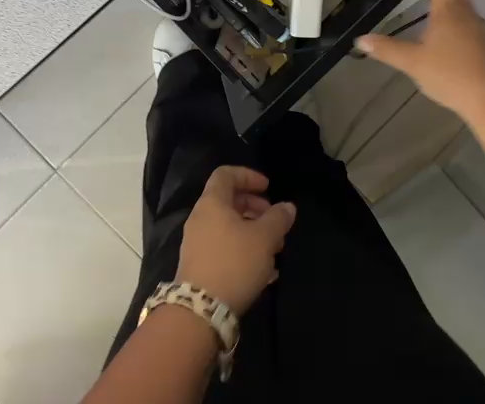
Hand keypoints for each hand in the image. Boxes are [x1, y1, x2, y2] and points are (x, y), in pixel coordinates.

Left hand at [176, 166, 296, 314]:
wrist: (200, 310)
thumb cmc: (234, 263)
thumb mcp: (264, 239)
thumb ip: (278, 219)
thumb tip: (287, 207)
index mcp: (212, 203)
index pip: (225, 175)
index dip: (248, 176)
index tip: (268, 188)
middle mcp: (200, 218)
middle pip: (227, 201)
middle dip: (255, 207)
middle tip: (275, 221)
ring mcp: (197, 243)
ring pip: (228, 227)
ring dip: (252, 232)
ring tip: (274, 249)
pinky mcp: (199, 266)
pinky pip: (224, 248)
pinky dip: (243, 250)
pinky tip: (263, 271)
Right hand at [356, 0, 484, 121]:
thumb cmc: (450, 74)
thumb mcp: (413, 62)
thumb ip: (387, 50)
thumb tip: (361, 39)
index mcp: (446, 11)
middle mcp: (463, 14)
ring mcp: (476, 29)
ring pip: (464, 2)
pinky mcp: (482, 45)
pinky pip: (467, 17)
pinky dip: (457, 9)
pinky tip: (451, 22)